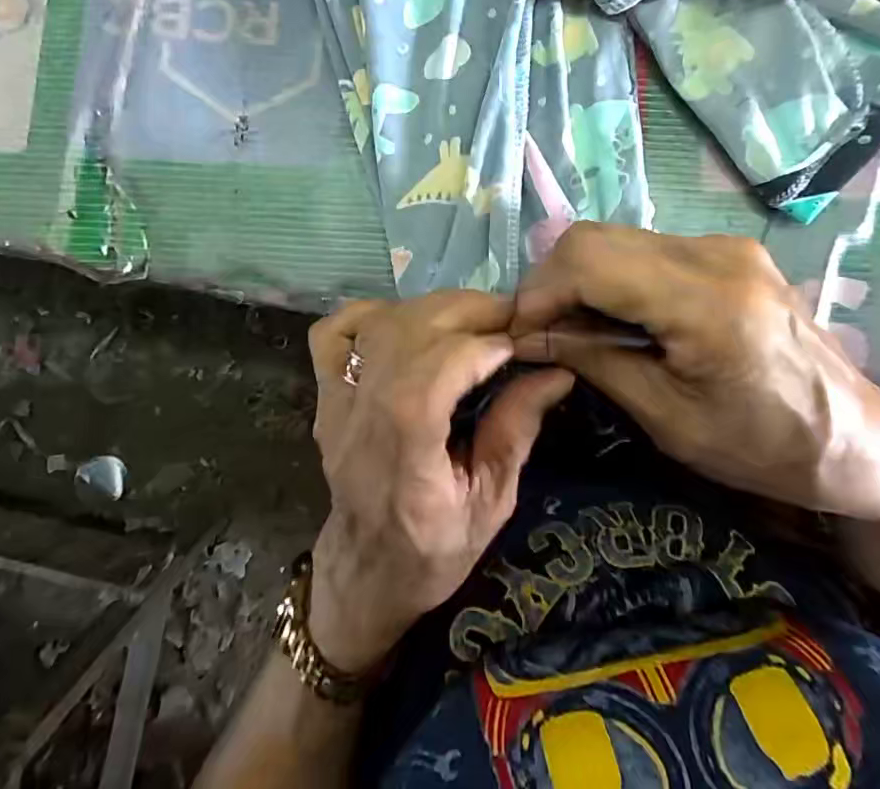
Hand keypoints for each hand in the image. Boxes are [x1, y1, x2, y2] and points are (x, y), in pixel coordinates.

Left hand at [304, 293, 573, 673]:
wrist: (364, 571)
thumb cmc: (433, 552)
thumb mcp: (490, 505)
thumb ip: (515, 432)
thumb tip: (555, 372)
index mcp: (405, 455)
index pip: (432, 372)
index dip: (481, 346)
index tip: (523, 342)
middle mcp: (361, 417)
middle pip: (406, 334)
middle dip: (466, 312)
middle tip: (511, 317)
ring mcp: (335, 403)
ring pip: (378, 324)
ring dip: (432, 308)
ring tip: (475, 317)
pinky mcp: (325, 396)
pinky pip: (334, 332)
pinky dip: (374, 314)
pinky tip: (410, 322)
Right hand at [510, 223, 879, 518]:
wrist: (859, 446)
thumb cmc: (765, 449)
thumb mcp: (667, 418)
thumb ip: (593, 361)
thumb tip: (526, 335)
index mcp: (707, 300)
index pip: (589, 260)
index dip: (539, 292)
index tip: (517, 334)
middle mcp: (715, 254)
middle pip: (595, 238)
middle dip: (550, 282)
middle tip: (536, 332)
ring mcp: (725, 247)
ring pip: (615, 239)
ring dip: (577, 278)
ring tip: (568, 329)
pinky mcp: (728, 253)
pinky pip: (644, 250)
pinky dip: (610, 278)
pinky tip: (610, 318)